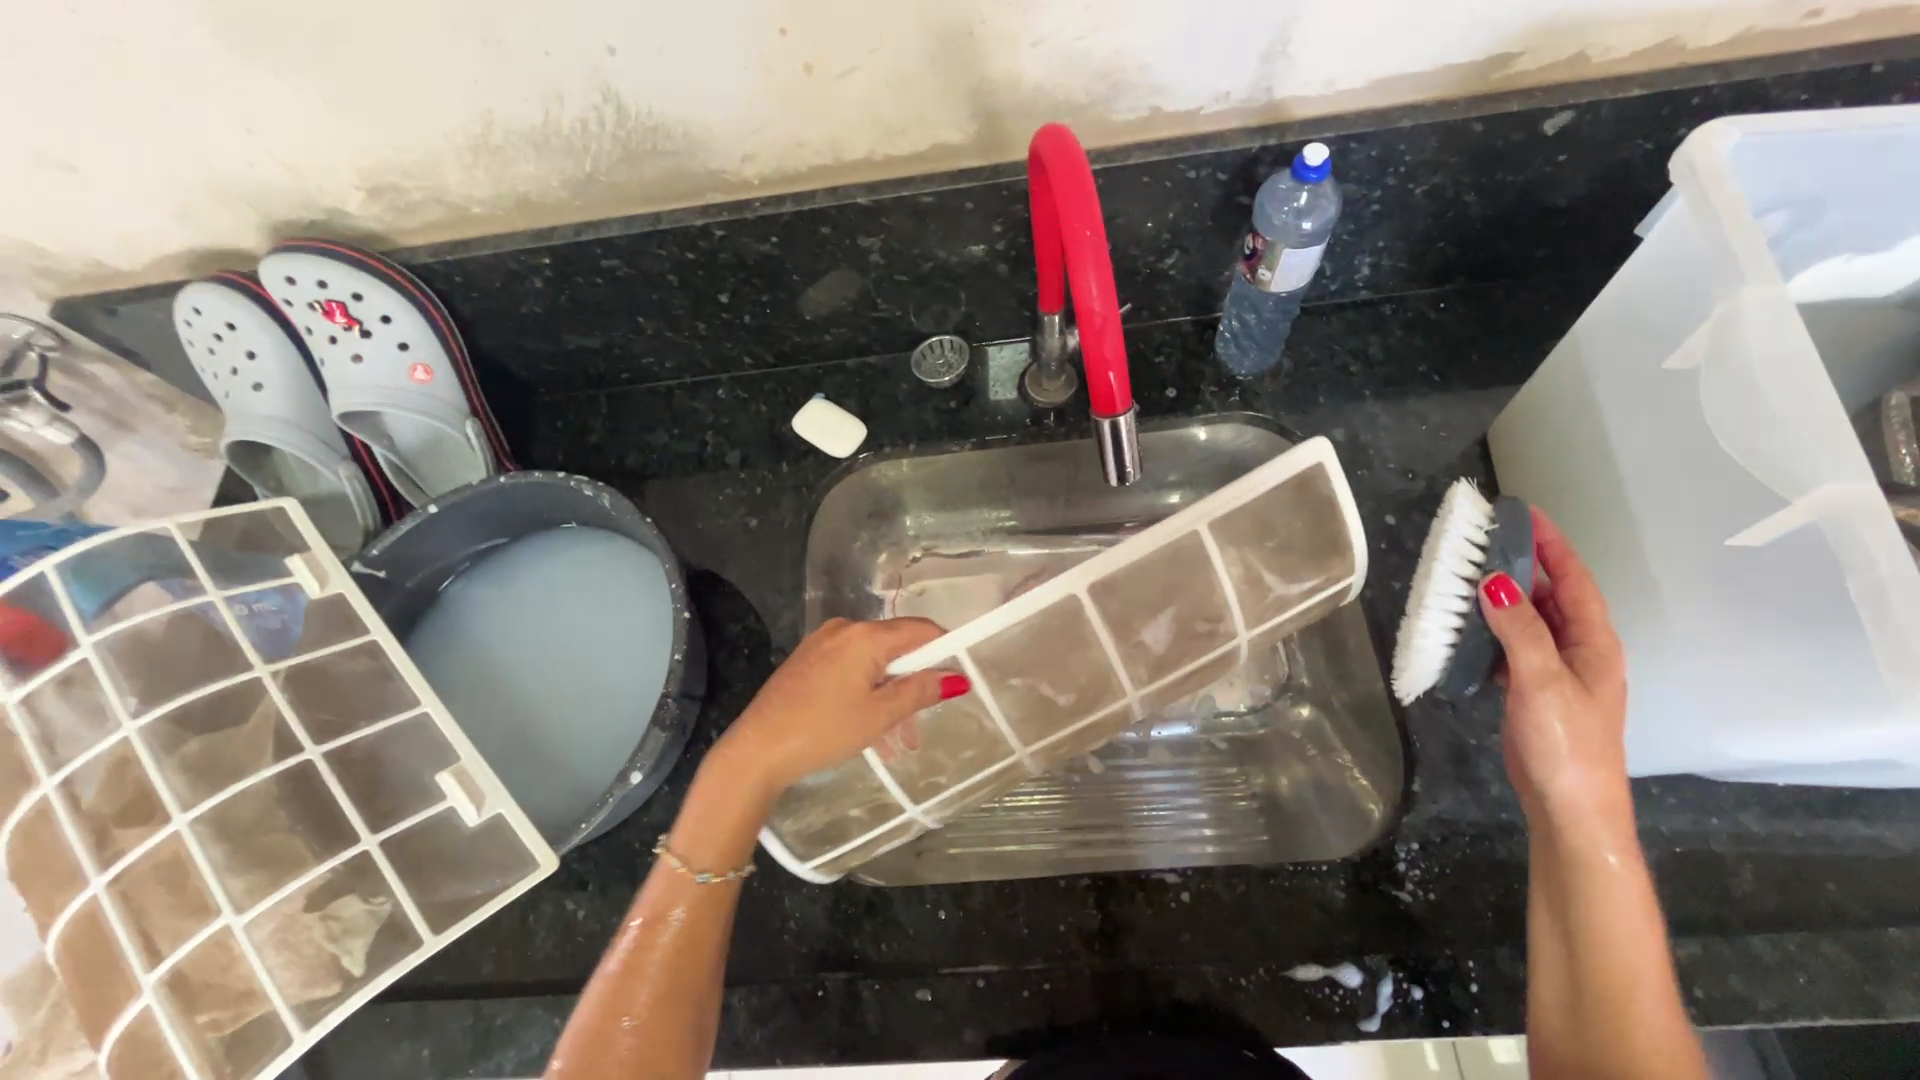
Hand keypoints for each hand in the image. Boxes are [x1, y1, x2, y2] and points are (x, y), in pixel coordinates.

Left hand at [714, 617, 967, 800]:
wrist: (757, 749)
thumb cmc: (824, 730)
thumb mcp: (880, 715)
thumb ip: (920, 691)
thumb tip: (956, 678)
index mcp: (866, 636)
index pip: (921, 630)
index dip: (945, 650)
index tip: (957, 679)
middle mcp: (844, 629)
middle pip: (896, 648)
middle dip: (914, 683)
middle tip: (923, 724)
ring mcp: (822, 643)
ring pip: (873, 664)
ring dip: (890, 697)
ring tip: (897, 743)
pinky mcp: (808, 661)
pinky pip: (850, 670)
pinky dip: (866, 694)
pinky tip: (869, 732)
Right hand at [1480, 509, 1630, 823]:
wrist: (1568, 805)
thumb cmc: (1566, 742)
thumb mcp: (1542, 681)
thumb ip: (1520, 630)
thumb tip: (1495, 581)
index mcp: (1593, 642)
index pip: (1573, 579)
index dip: (1550, 544)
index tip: (1521, 512)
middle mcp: (1577, 649)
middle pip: (1550, 594)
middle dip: (1520, 563)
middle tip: (1481, 538)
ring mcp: (1554, 671)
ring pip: (1527, 619)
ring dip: (1500, 596)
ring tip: (1464, 572)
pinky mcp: (1531, 689)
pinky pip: (1510, 645)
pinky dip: (1488, 629)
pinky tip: (1463, 624)